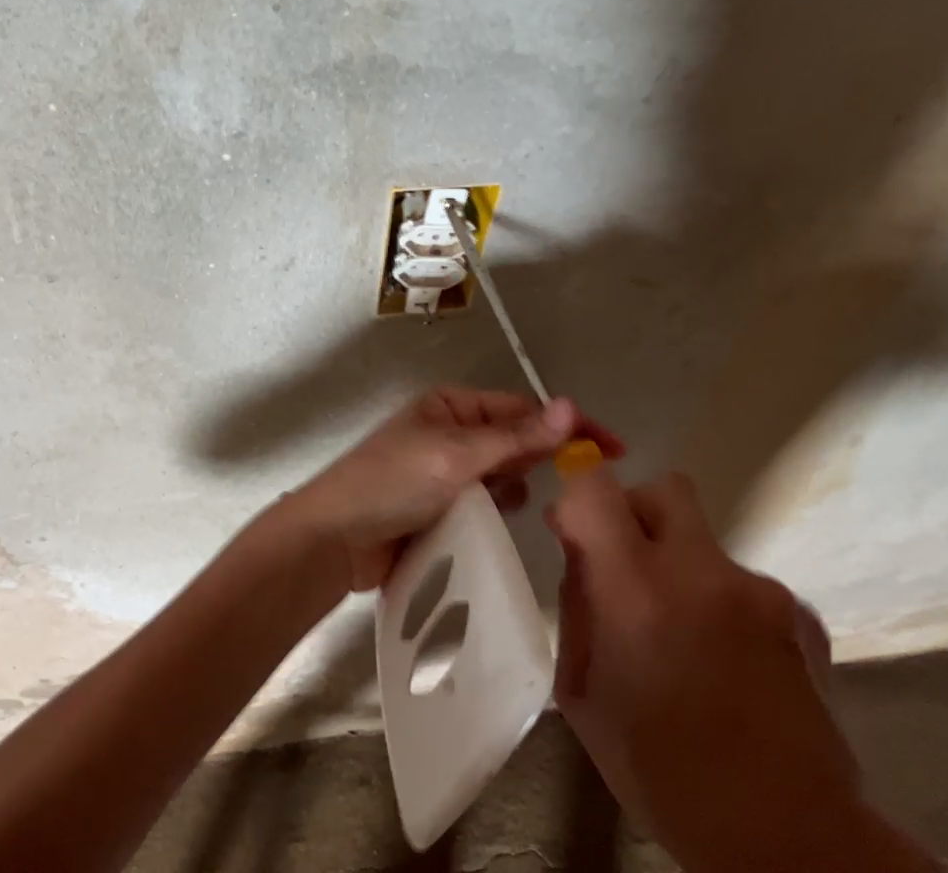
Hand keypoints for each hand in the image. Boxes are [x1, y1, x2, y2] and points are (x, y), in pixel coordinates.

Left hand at [292, 387, 623, 591]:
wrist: (334, 542)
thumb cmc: (391, 485)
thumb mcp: (456, 455)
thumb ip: (515, 437)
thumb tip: (572, 406)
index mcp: (450, 406)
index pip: (522, 408)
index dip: (568, 426)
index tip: (613, 448)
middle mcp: (450, 433)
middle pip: (514, 439)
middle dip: (549, 455)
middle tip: (590, 481)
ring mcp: (444, 472)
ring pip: (503, 474)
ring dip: (525, 482)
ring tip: (551, 501)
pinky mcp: (440, 508)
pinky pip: (485, 502)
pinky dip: (503, 506)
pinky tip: (514, 517)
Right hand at [549, 470, 933, 871]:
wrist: (787, 832)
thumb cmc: (660, 771)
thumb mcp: (583, 696)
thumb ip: (578, 611)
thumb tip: (581, 560)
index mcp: (638, 591)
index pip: (597, 491)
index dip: (576, 495)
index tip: (568, 529)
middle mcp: (704, 572)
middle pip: (665, 489)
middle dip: (634, 511)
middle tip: (622, 565)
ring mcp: (761, 590)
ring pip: (704, 545)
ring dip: (679, 571)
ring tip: (679, 642)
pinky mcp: (802, 614)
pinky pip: (741, 586)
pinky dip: (720, 607)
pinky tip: (723, 666)